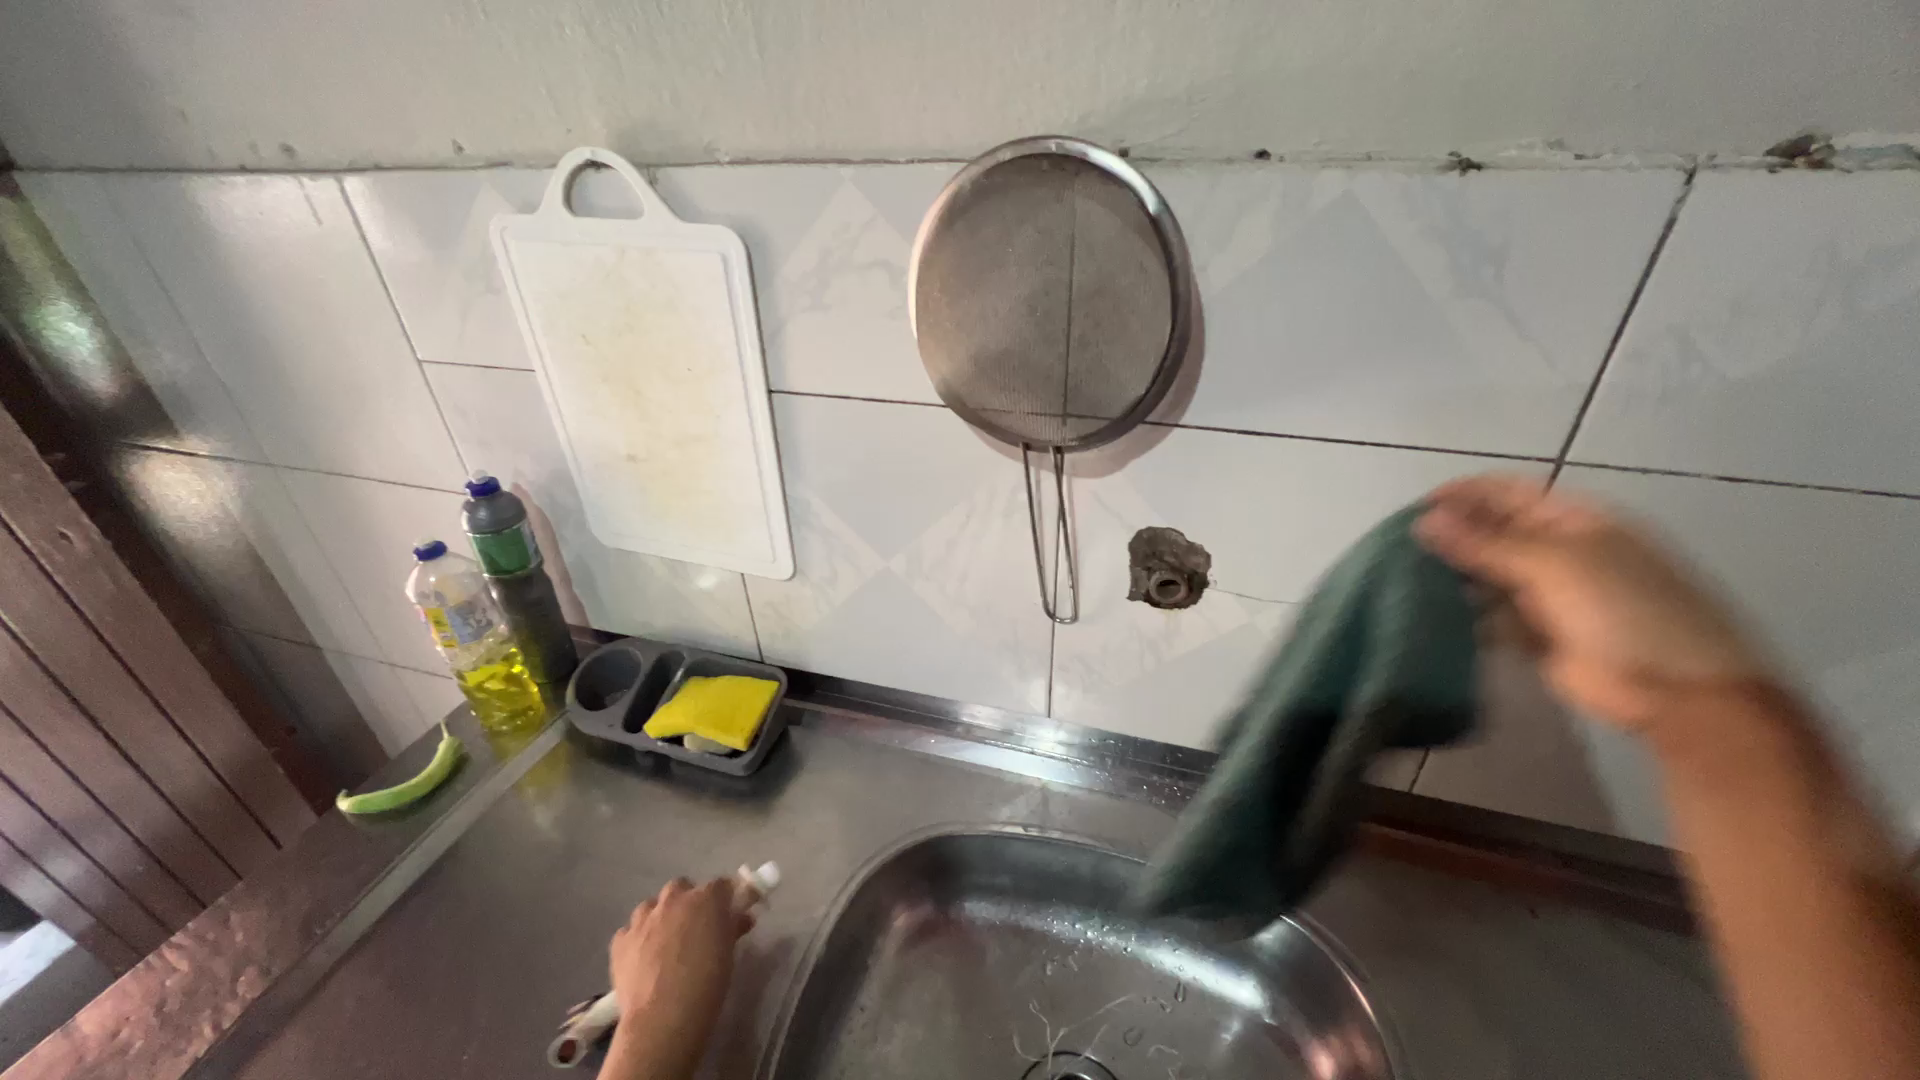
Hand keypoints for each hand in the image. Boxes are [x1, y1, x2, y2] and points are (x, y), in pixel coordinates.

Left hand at [602, 877, 752, 1079]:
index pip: (721, 885)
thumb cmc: (707, 984)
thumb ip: (732, 927)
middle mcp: (673, 899)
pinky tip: (642, 959)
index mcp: (706, 898)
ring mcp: (642, 919)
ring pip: (651, 906)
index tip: (730, 912)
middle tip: (695, 927)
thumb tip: (739, 918)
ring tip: (665, 943)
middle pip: (681, 887)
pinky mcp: (620, 941)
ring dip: (660, 917)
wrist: (663, 1017)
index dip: (726, 898)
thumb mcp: (728, 953)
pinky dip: (637, 939)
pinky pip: (629, 931)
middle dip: (688, 902)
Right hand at [1416, 475, 1768, 732]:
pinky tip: (1429, 615)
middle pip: (1494, 533)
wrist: (1676, 691)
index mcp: (1576, 521)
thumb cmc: (1624, 611)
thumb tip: (1422, 520)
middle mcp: (1560, 551)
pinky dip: (1462, 615)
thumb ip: (1484, 543)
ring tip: (1404, 580)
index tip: (1413, 509)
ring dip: (1452, 576)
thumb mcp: (1553, 565)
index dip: (1463, 494)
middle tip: (1398, 548)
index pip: (1509, 493)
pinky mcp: (1536, 635)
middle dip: (1451, 535)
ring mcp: (1549, 595)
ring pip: (1487, 576)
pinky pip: (1490, 617)